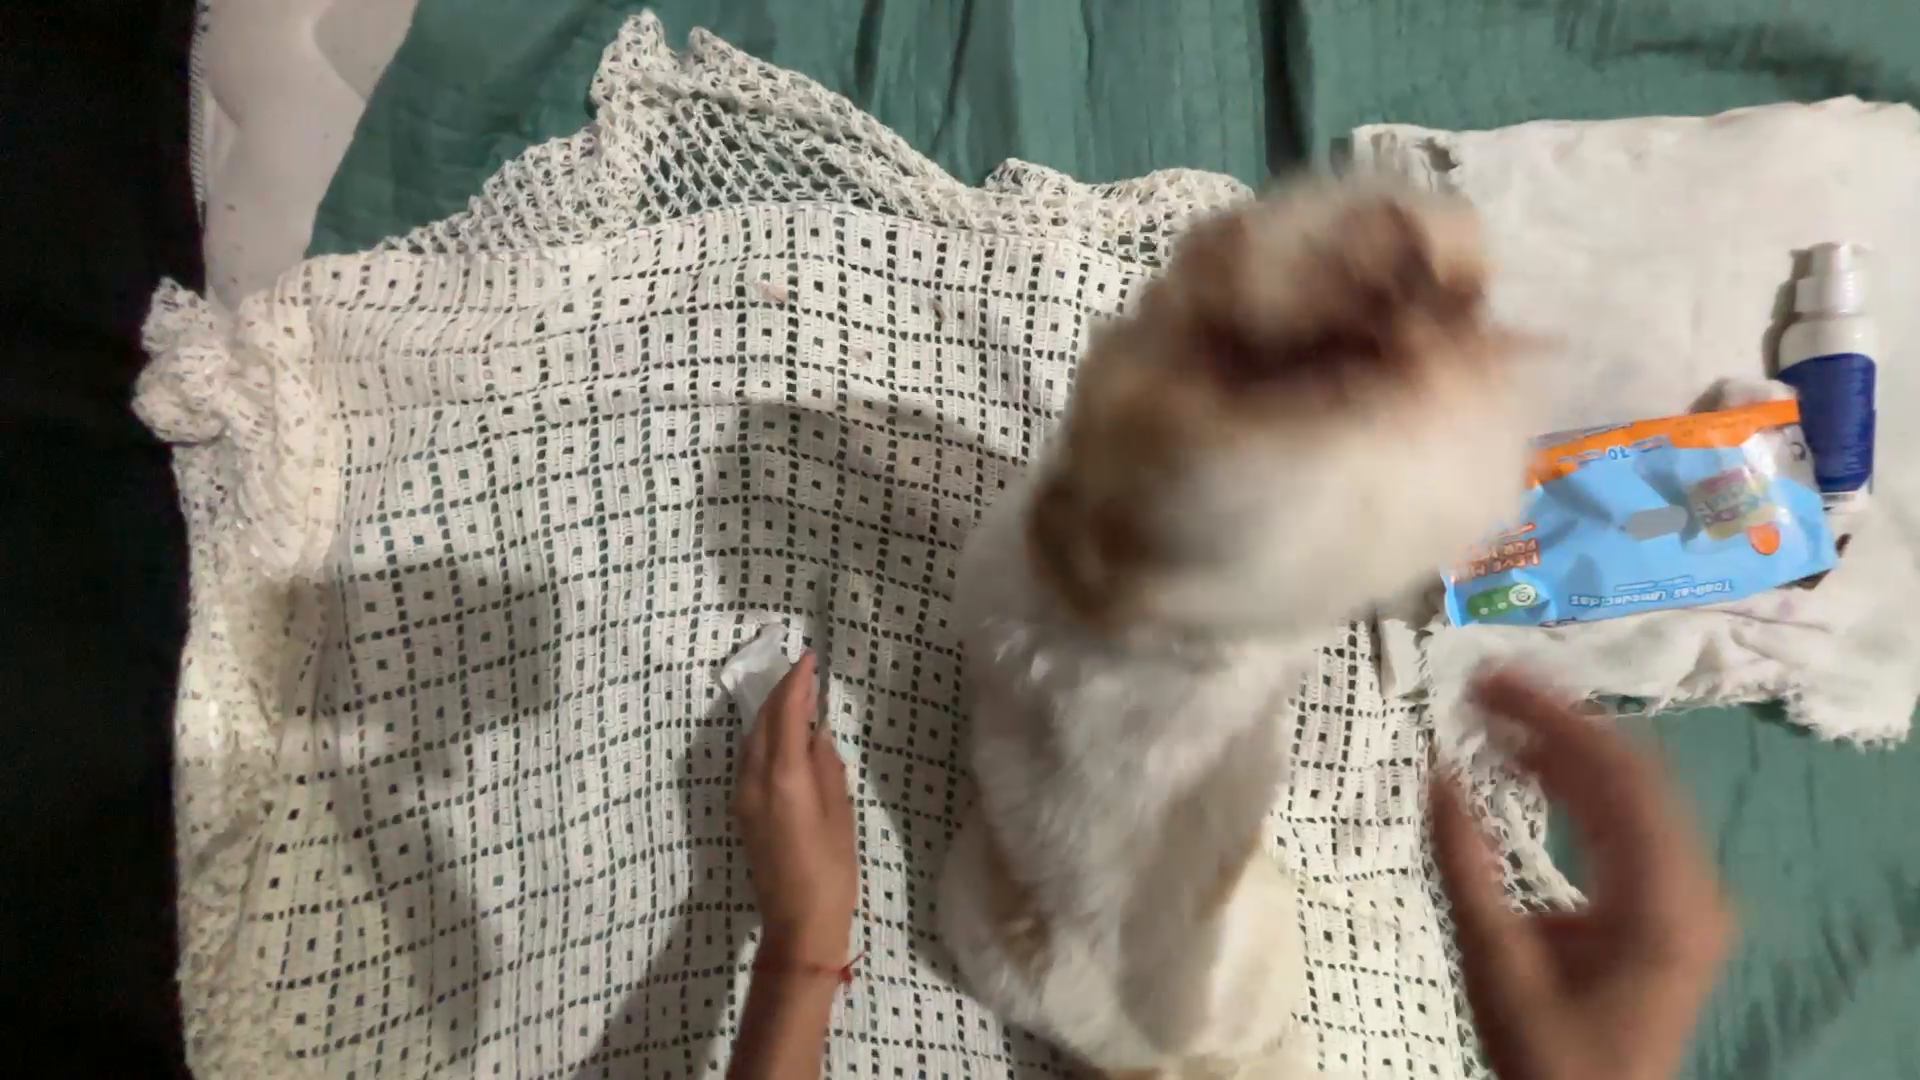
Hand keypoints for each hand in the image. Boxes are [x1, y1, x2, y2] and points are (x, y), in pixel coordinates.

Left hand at [731, 652, 857, 968]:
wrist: (798, 923)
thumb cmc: (831, 868)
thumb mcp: (839, 811)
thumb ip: (825, 765)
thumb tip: (816, 733)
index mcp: (784, 778)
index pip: (785, 715)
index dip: (796, 683)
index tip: (808, 659)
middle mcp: (754, 781)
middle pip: (762, 723)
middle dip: (781, 693)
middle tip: (804, 674)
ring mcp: (742, 797)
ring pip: (751, 740)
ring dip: (771, 714)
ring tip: (795, 698)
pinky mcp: (741, 811)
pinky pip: (749, 758)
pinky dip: (764, 737)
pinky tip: (781, 735)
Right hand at [1430, 670, 1734, 1079]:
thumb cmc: (1546, 1044)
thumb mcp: (1495, 959)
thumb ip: (1465, 863)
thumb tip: (1435, 770)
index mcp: (1662, 902)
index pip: (1621, 779)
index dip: (1556, 718)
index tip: (1490, 682)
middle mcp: (1687, 885)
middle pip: (1631, 771)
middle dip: (1556, 716)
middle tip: (1482, 682)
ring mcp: (1677, 889)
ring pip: (1627, 786)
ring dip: (1561, 740)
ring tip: (1492, 707)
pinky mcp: (1655, 894)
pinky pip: (1618, 813)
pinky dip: (1568, 775)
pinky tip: (1522, 757)